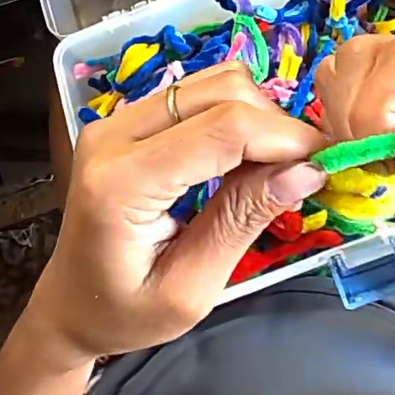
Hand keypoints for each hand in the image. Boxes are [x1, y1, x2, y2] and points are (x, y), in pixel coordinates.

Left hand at [28, 62, 328, 362]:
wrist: (68, 303)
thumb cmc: (122, 313)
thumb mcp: (189, 289)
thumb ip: (242, 221)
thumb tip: (306, 171)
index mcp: (122, 182)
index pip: (222, 128)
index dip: (285, 137)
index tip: (325, 163)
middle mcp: (114, 134)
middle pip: (220, 91)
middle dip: (275, 123)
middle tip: (302, 169)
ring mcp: (116, 119)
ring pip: (211, 81)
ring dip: (256, 113)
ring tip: (273, 163)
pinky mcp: (126, 118)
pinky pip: (195, 92)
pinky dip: (233, 112)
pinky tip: (244, 152)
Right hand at [315, 24, 394, 268]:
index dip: (386, 100)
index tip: (379, 155)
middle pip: (373, 55)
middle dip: (358, 112)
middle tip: (376, 169)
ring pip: (348, 73)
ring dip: (343, 121)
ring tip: (376, 169)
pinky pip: (346, 108)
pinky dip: (340, 135)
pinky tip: (370, 168)